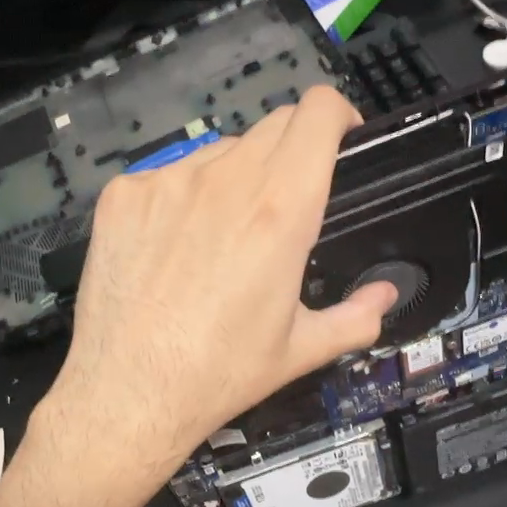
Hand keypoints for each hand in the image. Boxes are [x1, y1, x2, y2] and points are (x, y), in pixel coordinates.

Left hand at [38, 86, 396, 473]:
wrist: (126, 393)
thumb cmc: (219, 374)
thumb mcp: (300, 351)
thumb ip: (356, 317)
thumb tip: (385, 296)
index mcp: (280, 209)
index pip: (317, 113)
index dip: (337, 114)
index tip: (339, 139)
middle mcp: (225, 180)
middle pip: (273, 125)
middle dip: (292, 151)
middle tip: (284, 204)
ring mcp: (166, 182)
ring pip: (218, 152)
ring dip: (233, 177)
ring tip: (219, 238)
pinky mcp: (121, 196)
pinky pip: (165, 176)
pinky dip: (179, 197)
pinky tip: (169, 249)